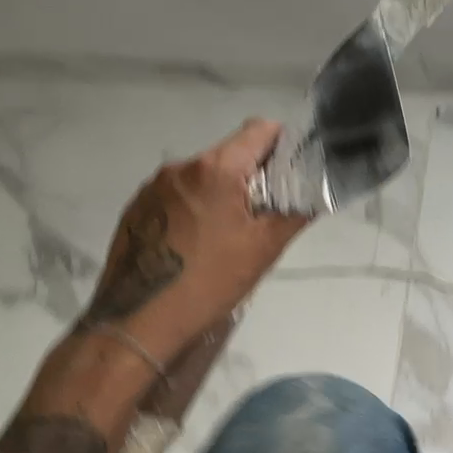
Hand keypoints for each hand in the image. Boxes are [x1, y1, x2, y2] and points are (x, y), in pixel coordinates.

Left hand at [84, 118, 310, 361]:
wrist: (137, 323)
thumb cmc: (209, 282)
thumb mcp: (266, 247)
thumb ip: (297, 210)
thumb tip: (316, 188)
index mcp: (216, 169)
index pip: (260, 129)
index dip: (283, 145)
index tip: (291, 174)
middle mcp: (181, 166)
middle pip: (231, 153)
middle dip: (252, 176)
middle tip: (263, 214)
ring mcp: (153, 186)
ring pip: (204, 175)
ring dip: (222, 192)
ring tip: (227, 234)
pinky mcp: (136, 208)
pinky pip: (178, 193)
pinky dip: (195, 207)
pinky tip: (196, 242)